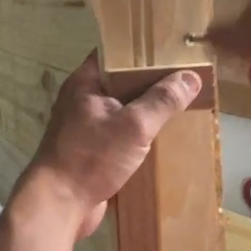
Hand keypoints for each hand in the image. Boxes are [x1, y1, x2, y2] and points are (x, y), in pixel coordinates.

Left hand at [17, 53, 200, 239]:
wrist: (59, 203)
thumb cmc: (92, 156)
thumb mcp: (134, 125)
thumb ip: (161, 100)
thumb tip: (190, 76)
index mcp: (85, 82)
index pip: (114, 52)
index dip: (141, 48)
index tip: (171, 46)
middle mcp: (82, 98)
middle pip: (120, 80)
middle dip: (150, 79)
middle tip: (186, 75)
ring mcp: (85, 125)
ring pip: (122, 108)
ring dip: (146, 109)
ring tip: (182, 103)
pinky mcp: (92, 149)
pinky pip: (119, 132)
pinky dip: (138, 133)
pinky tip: (163, 137)